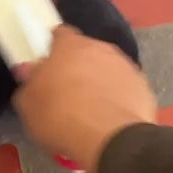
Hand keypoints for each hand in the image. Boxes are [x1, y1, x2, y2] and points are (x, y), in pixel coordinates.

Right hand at [12, 26, 156, 172]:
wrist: (110, 138)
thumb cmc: (61, 117)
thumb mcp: (29, 105)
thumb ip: (29, 83)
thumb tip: (29, 72)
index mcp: (69, 46)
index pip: (60, 34)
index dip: (54, 47)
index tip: (49, 62)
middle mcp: (99, 48)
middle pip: (86, 51)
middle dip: (77, 66)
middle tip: (67, 90)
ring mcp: (124, 66)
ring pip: (107, 68)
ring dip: (99, 81)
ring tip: (90, 108)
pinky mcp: (143, 86)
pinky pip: (125, 87)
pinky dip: (118, 97)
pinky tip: (109, 117)